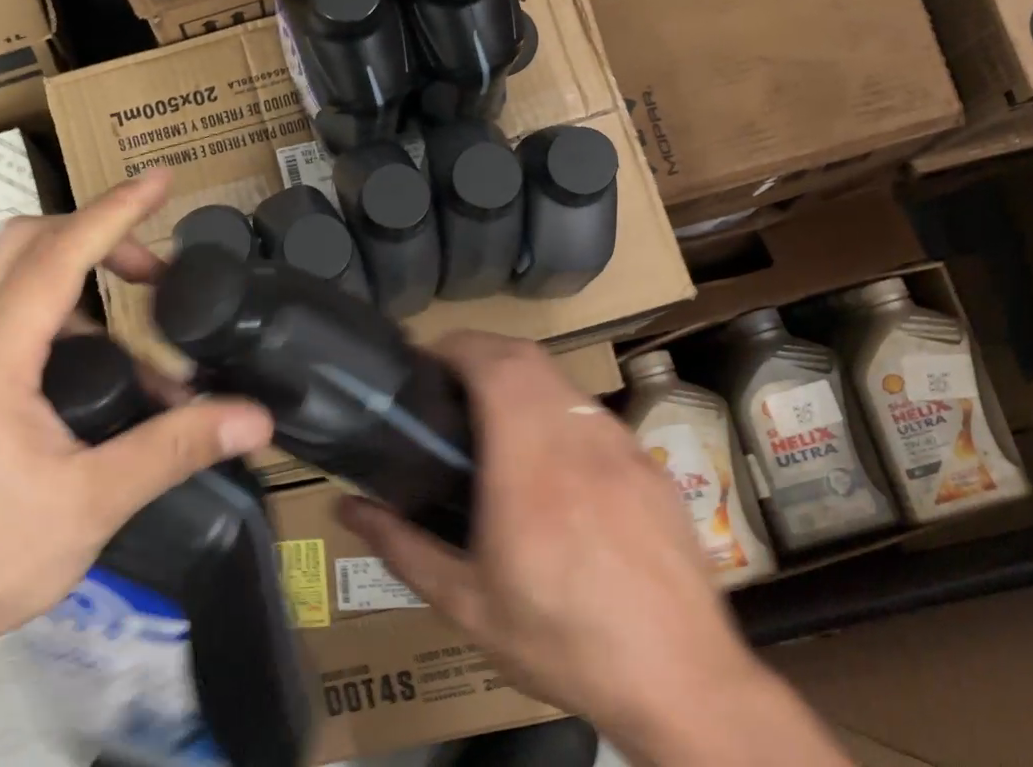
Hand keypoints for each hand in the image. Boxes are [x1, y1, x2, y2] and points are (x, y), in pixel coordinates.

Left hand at [0, 171, 274, 659]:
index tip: (159, 179)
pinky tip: (93, 377)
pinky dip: (53, 320)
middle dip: (92, 235)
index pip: (58, 257)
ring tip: (134, 331)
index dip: (115, 211)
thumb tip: (253, 419)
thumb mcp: (94, 502)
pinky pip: (2, 324)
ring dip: (71, 279)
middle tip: (151, 270)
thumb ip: (175, 449)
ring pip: (7, 283)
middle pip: (21, 246)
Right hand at [337, 333, 838, 764]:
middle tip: (446, 387)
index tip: (424, 362)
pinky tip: (552, 468)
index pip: (496, 364)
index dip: (456, 346)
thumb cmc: (565, 644)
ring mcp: (625, 452)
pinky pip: (596, 418)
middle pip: (528, 359)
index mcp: (529, 465)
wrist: (686, 685)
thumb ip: (403, 547)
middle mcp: (580, 442)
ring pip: (564, 384)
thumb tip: (346, 510)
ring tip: (491, 424)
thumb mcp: (468, 605)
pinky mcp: (654, 472)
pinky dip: (559, 415)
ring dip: (522, 383)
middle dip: (481, 355)